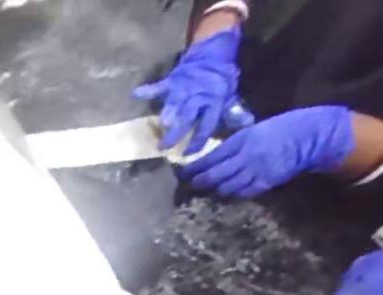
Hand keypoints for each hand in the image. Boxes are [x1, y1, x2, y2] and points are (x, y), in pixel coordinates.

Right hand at [134, 28, 242, 151]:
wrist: (213, 53)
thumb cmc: (219, 81)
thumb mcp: (228, 97)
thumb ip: (232, 112)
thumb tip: (247, 124)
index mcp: (214, 101)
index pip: (207, 124)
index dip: (199, 139)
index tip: (189, 153)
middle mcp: (197, 97)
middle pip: (187, 117)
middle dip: (177, 132)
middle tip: (165, 146)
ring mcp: (183, 89)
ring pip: (174, 104)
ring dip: (168, 113)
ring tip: (161, 124)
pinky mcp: (171, 82)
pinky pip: (158, 87)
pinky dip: (147, 90)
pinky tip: (136, 94)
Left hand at [180, 105, 354, 196]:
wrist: (313, 134)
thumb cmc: (281, 128)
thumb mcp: (254, 129)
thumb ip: (232, 145)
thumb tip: (207, 160)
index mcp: (243, 139)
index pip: (210, 158)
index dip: (193, 168)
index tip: (183, 173)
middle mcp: (247, 156)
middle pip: (213, 176)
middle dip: (199, 182)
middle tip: (193, 184)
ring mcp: (256, 171)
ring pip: (224, 188)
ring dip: (214, 189)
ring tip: (209, 188)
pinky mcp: (265, 183)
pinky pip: (240, 194)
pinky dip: (231, 194)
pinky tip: (228, 191)